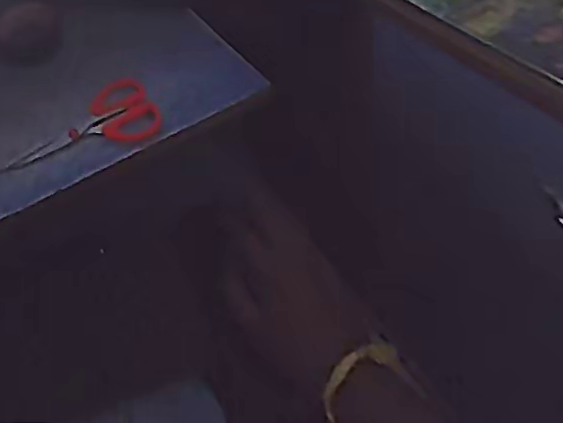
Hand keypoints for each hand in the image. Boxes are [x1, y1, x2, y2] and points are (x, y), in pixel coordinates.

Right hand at [215, 172, 377, 392]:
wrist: (350, 368)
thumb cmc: (293, 347)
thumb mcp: (251, 324)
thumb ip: (231, 286)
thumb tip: (224, 259)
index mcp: (266, 263)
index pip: (239, 227)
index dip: (223, 215)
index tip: (211, 210)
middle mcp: (289, 249)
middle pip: (266, 209)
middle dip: (245, 198)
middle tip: (229, 193)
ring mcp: (312, 252)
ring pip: (285, 215)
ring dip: (266, 204)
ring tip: (250, 199)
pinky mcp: (327, 261)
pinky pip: (299, 228)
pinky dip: (283, 217)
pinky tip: (276, 220)